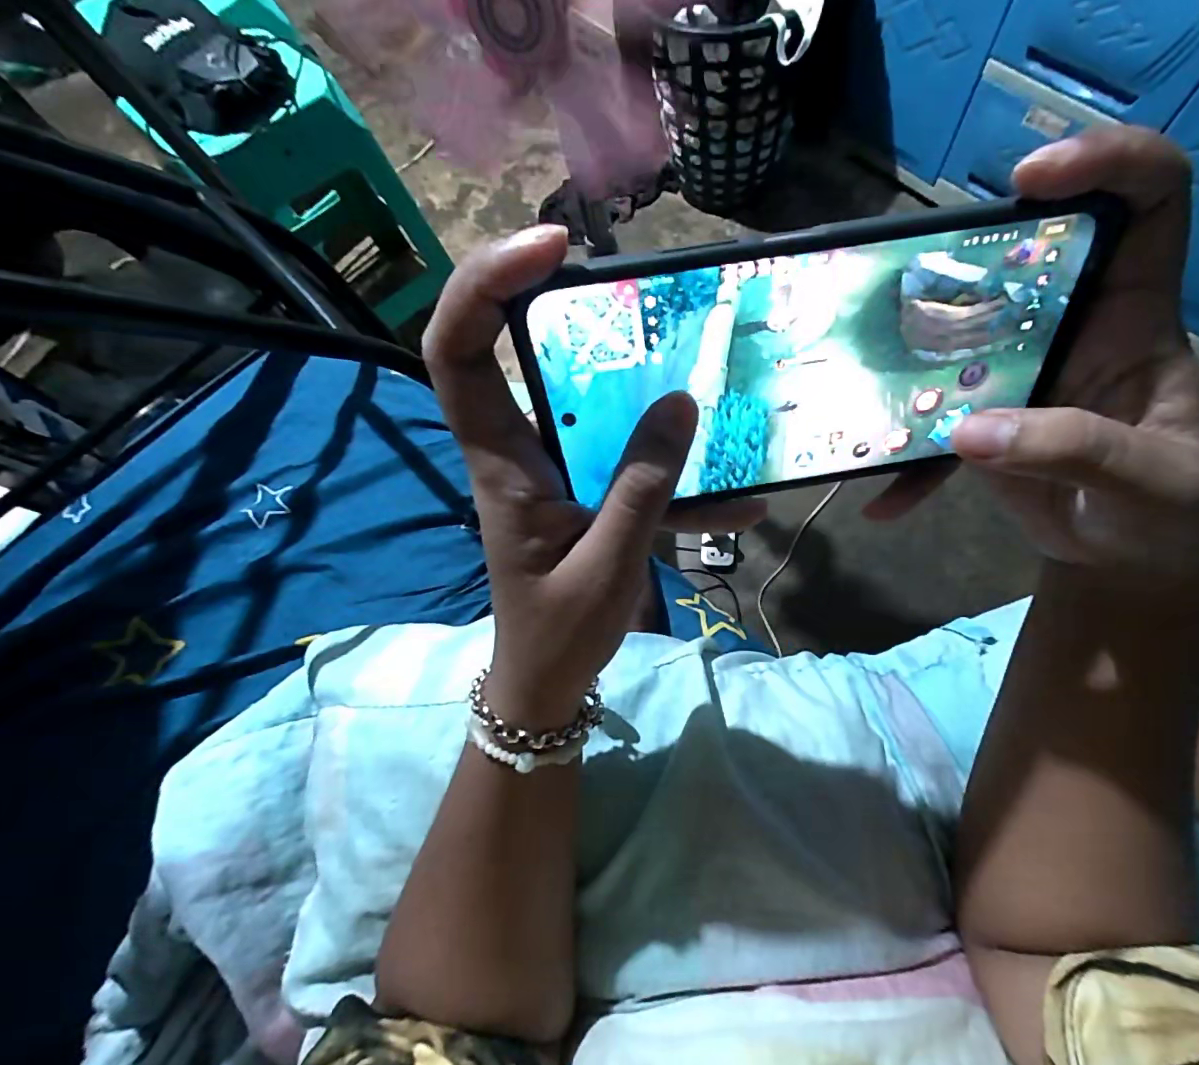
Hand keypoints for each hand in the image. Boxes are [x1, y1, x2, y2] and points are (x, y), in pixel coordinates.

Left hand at [422, 226, 763, 726]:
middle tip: (628, 286)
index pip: (457, 352)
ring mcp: (558, 468)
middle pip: (516, 352)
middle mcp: (522, 449)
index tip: (549, 249)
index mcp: (502, 461)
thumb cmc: (559, 631)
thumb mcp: (606, 564)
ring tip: (701, 373)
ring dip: (637, 381)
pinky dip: (682, 476)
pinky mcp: (590, 491)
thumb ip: (642, 488)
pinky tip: (741, 503)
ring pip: (585, 400)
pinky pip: (634, 463)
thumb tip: (681, 404)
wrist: (547, 681)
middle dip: (563, 305)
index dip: (485, 286)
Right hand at [866, 128, 1198, 577]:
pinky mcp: (982, 418)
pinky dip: (907, 464)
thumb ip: (1074, 449)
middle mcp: (1070, 326)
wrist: (1124, 555)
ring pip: (959, 331)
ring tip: (865, 369)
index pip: (1148, 200)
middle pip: (1023, 253)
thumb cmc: (1163, 512)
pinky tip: (884, 503)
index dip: (1106, 162)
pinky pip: (933, 422)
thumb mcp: (1147, 483)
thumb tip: (966, 431)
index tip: (1031, 180)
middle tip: (906, 274)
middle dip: (966, 250)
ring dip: (911, 348)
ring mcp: (1018, 371)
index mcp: (1135, 316)